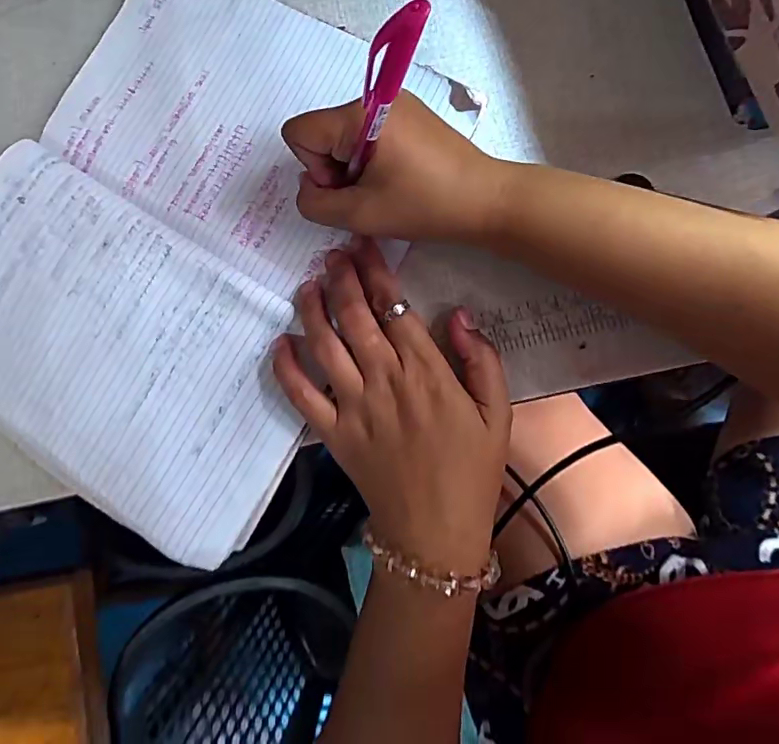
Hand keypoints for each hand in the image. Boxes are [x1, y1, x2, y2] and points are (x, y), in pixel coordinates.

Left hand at [272, 237, 510, 576]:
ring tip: (308, 282)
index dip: (377, 272)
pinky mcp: (333, 433)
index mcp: (427, 372)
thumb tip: (459, 314)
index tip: (365, 246)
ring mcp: (355, 407)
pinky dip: (287, 367)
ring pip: (326, 345)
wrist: (436, 533)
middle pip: (356, 317)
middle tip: (332, 253)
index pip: (396, 308)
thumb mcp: (497, 413)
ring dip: (314, 309)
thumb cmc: (471, 470)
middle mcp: (386, 381)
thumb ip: (483, 360)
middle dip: (341, 278)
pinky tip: (280, 342)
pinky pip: (302, 395)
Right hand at [281, 91, 513, 243]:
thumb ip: (314, 202)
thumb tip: (310, 186)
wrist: (487, 200)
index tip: (349, 186)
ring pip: (346, 137)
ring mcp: (398, 104)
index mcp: (359, 113)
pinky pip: (370, 135)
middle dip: (336, 169)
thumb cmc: (425, 205)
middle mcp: (376, 98)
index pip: (299, 132)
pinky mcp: (413, 117)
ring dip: (356, 168)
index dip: (313, 168)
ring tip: (390, 189)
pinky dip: (375, 160)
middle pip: (323, 133)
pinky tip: (402, 180)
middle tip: (371, 194)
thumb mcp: (359, 214)